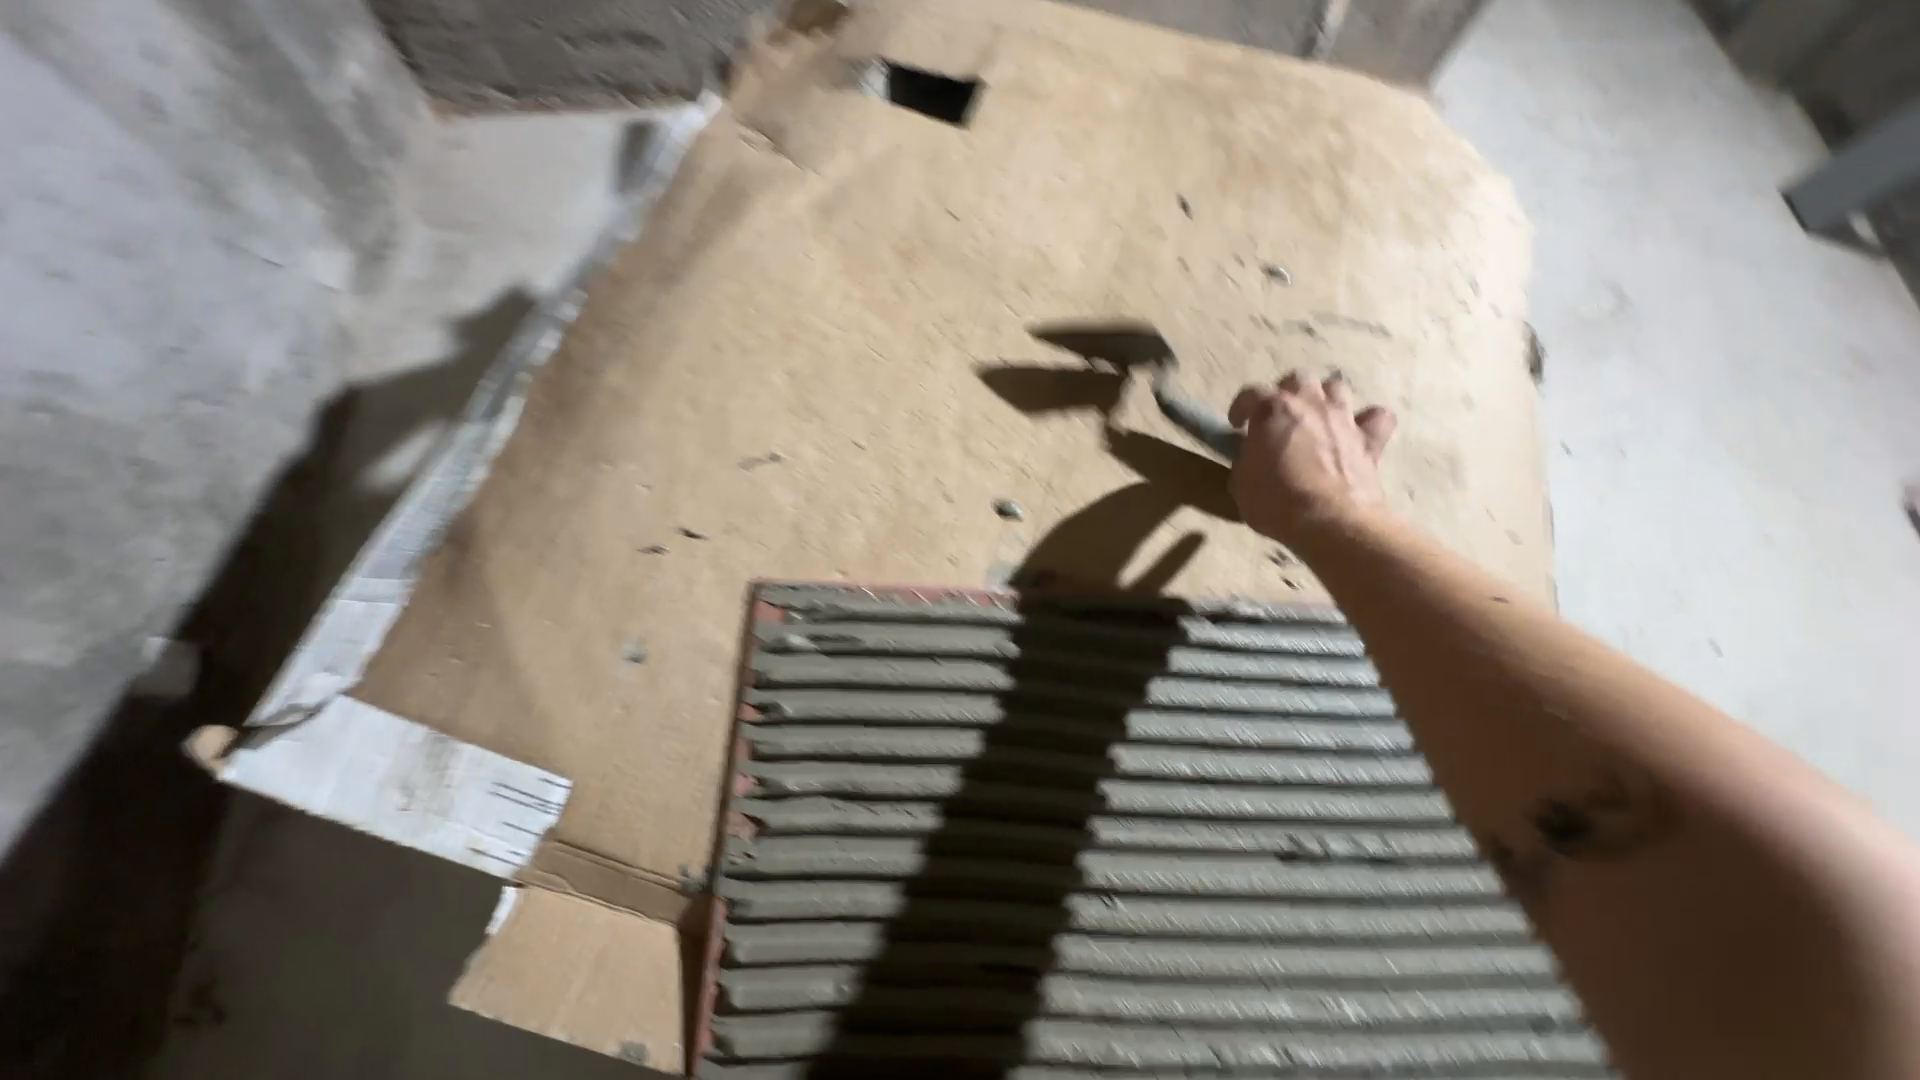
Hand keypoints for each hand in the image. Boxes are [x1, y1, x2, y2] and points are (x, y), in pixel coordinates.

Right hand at [1229, 370, 1397, 542]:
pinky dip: (1368, 422)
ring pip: (1337, 387)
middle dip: (1286, 394)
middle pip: (1298, 379)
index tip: (1237, 426)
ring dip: (1325, 399)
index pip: (1250, 393)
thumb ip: (1246, 458)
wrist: (1329, 521)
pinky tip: (1358, 434)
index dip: (1240, 407)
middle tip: (1279, 419)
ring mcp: (1343, 418)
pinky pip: (1377, 417)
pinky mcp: (1370, 440)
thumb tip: (1253, 455)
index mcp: (1272, 410)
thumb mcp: (1241, 482)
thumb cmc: (1275, 501)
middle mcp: (1310, 404)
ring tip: (1316, 420)